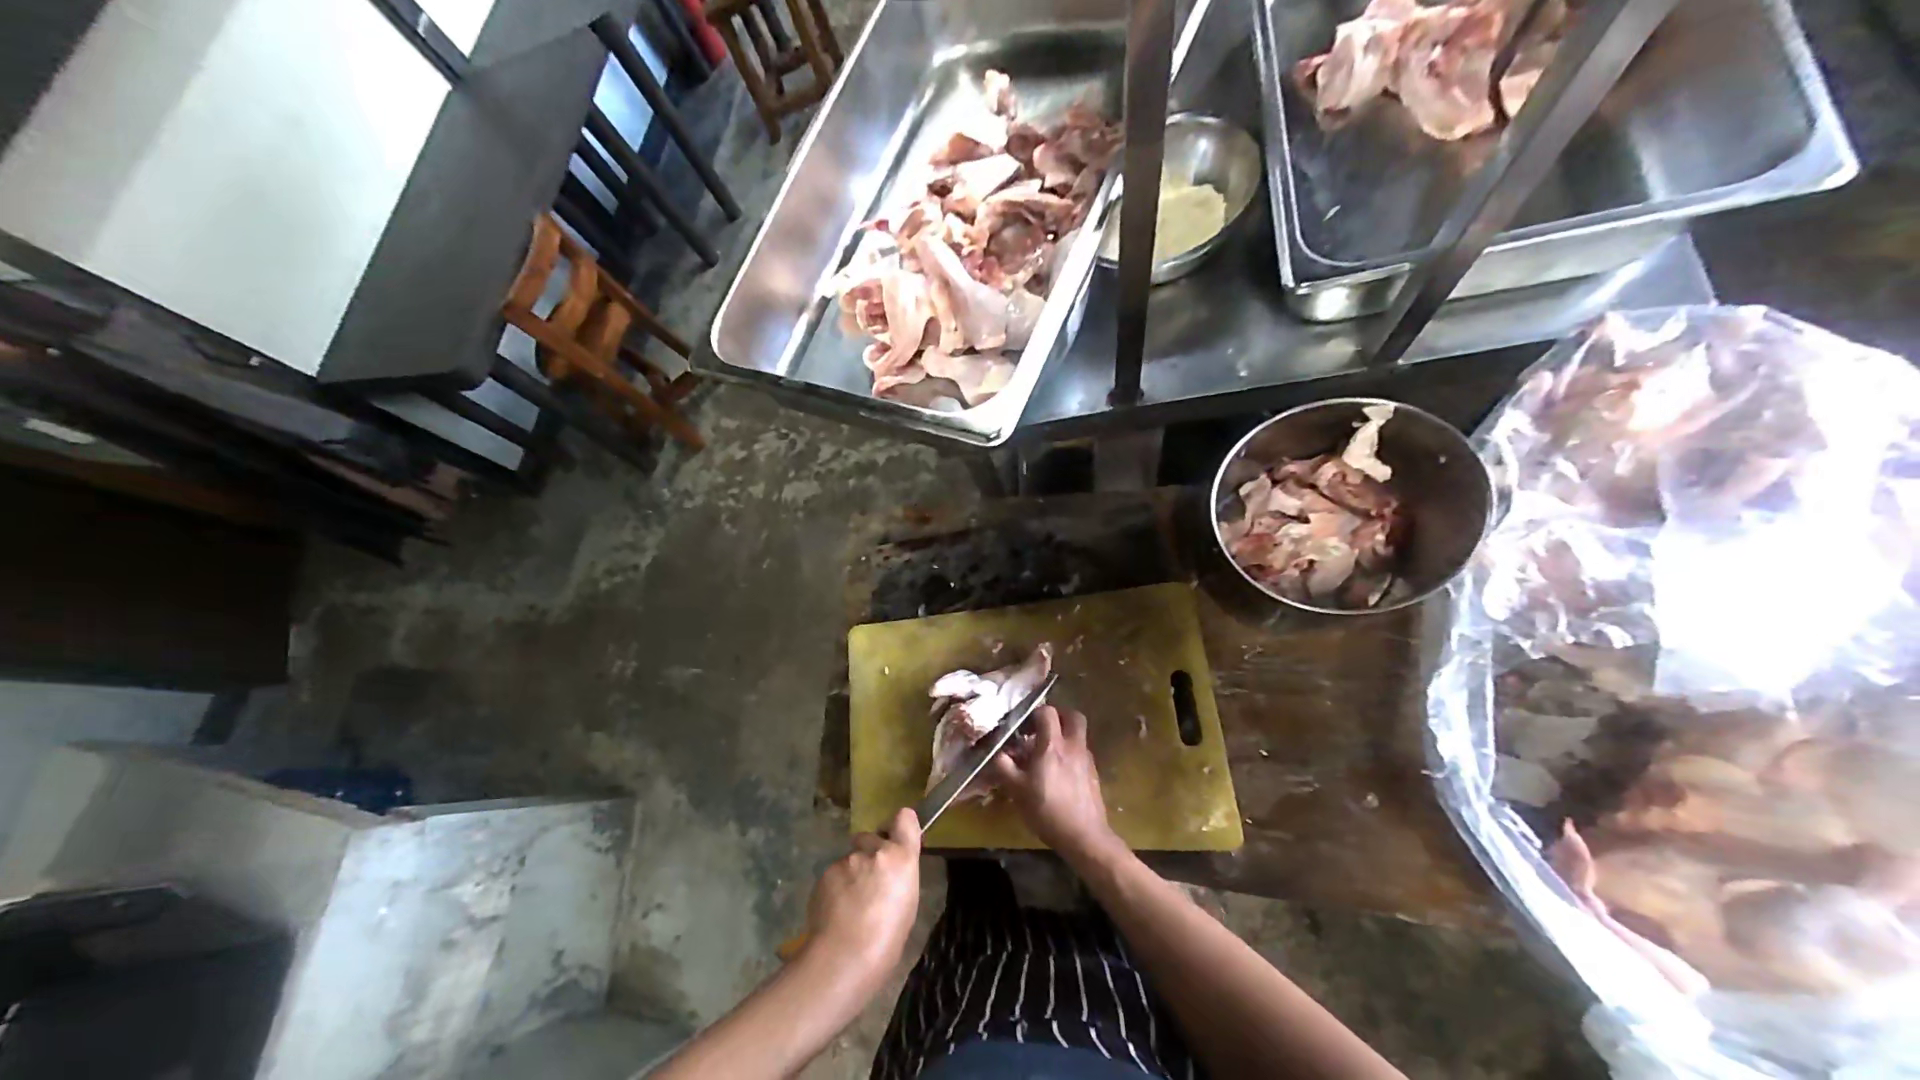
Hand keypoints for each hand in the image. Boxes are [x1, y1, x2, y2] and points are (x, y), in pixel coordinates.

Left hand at [803, 807, 921, 985]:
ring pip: (850, 861)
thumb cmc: (888, 940)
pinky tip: (836, 913)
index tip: (896, 839)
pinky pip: (834, 875)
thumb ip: (899, 878)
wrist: (845, 956)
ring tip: (850, 908)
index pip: (904, 819)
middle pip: (870, 840)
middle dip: (870, 855)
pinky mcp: (824, 874)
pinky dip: (836, 888)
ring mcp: (846, 861)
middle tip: (869, 885)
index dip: (900, 826)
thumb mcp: (907, 906)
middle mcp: (873, 851)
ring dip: (851, 875)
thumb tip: (889, 875)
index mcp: (901, 858)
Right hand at [987, 706, 1123, 864]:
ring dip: (1065, 734)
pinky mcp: (1094, 773)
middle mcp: (1073, 746)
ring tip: (1048, 752)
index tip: (1023, 725)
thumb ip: (1004, 767)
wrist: (1084, 836)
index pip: (1047, 712)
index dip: (1034, 713)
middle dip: (1058, 715)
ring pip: (1079, 734)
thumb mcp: (1016, 790)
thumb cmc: (1046, 810)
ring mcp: (1087, 759)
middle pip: (1073, 715)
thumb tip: (995, 752)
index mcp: (1052, 745)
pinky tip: (1059, 773)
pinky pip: (1082, 752)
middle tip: (1042, 727)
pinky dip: (1071, 753)